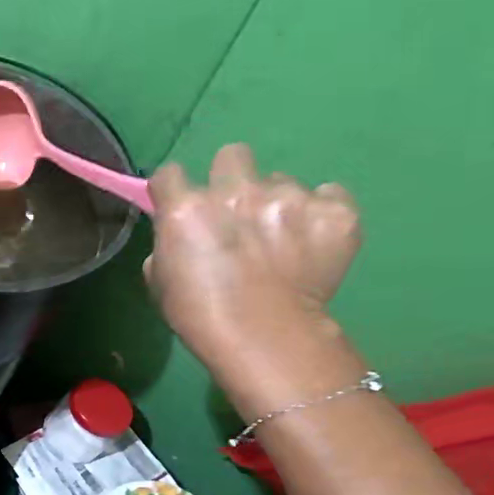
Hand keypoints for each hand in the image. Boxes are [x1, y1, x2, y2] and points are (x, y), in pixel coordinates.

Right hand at [145, 144, 360, 379]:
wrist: (266, 338)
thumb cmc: (198, 315)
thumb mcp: (159, 280)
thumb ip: (168, 244)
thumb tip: (182, 235)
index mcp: (187, 207)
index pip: (170, 173)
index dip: (174, 189)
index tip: (181, 207)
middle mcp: (237, 191)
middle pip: (232, 155)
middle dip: (231, 178)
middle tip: (237, 213)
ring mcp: (290, 198)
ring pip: (282, 181)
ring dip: (277, 204)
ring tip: (281, 242)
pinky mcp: (334, 213)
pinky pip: (330, 197)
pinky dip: (321, 216)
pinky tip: (314, 243)